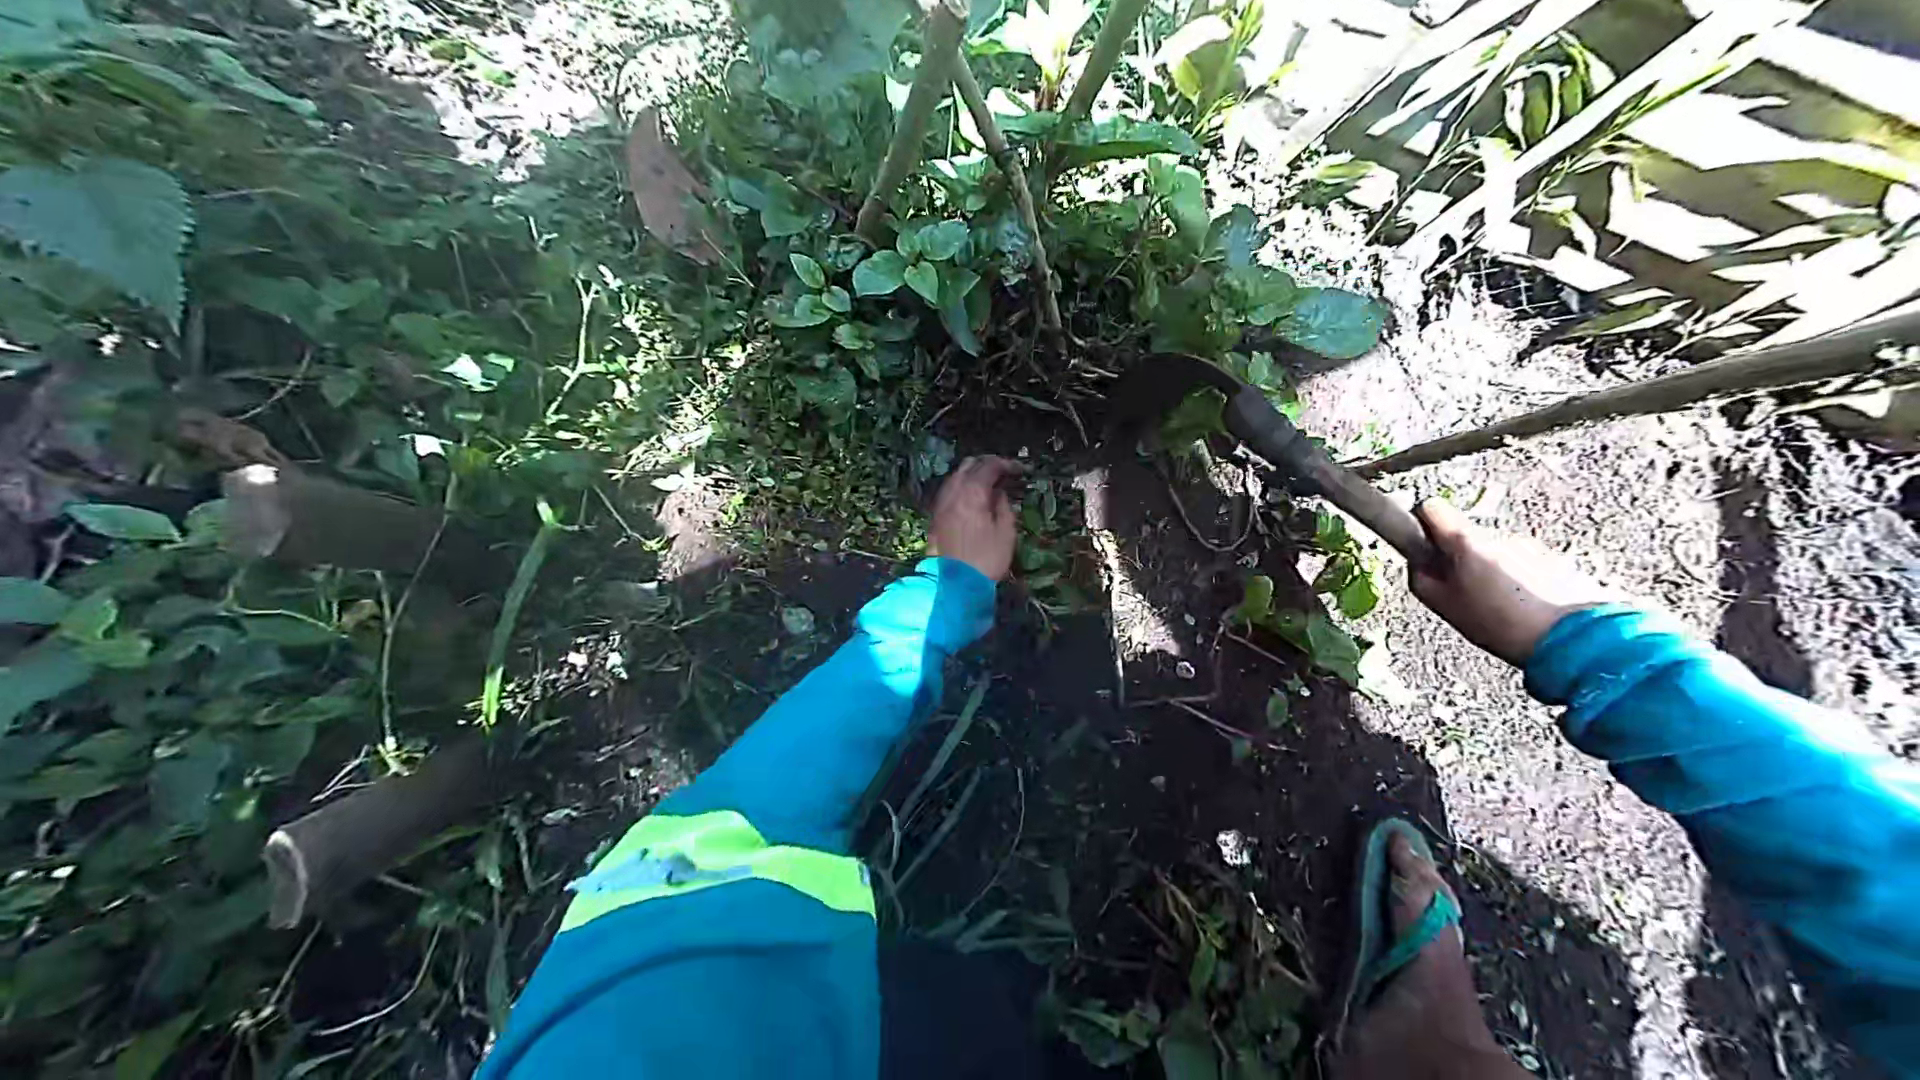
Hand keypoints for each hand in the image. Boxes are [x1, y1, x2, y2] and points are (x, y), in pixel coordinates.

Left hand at [929, 456, 1022, 581]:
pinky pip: (950, 490)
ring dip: (973, 474)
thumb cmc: (986, 559)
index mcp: (972, 493)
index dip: (1007, 464)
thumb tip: (999, 492)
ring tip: (990, 484)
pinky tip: (973, 497)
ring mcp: (941, 503)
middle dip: (988, 464)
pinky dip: (963, 486)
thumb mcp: (1006, 532)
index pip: (989, 466)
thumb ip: (1004, 505)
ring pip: (956, 476)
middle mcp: (953, 492)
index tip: (1020, 470)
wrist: (955, 585)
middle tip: (1005, 473)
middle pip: (969, 465)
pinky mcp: (935, 515)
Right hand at [1409, 498, 1617, 665]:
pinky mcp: (1558, 561)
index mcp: (1466, 542)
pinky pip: (1525, 565)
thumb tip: (1418, 561)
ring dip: (1492, 572)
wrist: (1578, 639)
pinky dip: (1519, 581)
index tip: (1420, 545)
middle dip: (1459, 558)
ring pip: (1497, 553)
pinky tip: (1524, 608)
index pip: (1431, 509)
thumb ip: (1422, 576)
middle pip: (1466, 537)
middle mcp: (1499, 536)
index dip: (1420, 524)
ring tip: (1499, 606)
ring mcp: (1532, 547)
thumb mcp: (1444, 605)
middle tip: (1462, 592)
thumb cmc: (1503, 624)